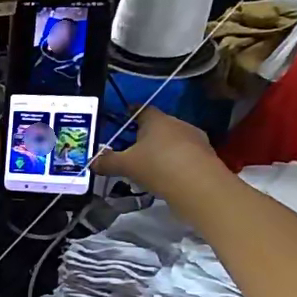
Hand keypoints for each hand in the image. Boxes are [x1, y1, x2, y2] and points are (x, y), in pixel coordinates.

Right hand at [91, 108, 222, 193]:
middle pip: (158, 126)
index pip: (142, 109)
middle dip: (143, 135)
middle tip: (128, 148)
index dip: (130, 113)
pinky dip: (172, 162)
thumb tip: (91, 162)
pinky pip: (183, 155)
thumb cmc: (158, 166)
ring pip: (172, 141)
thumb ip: (106, 162)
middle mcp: (178, 125)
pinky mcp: (205, 158)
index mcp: (157, 120)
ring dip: (159, 150)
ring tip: (145, 165)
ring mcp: (196, 140)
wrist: (201, 188)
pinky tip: (163, 176)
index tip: (121, 118)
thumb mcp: (125, 166)